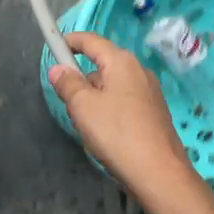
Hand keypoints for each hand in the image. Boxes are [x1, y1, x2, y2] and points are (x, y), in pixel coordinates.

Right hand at [49, 32, 195, 195]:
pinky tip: (107, 132)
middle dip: (83, 76)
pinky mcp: (156, 112)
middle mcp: (139, 70)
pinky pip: (125, 100)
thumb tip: (58, 69)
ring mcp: (151, 92)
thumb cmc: (117, 133)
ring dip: (96, 95)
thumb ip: (68, 84)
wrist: (160, 173)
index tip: (53, 47)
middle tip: (68, 99)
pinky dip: (111, 107)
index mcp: (122, 62)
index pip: (91, 40)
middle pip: (103, 63)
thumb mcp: (83, 107)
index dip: (70, 40)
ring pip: (114, 84)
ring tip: (86, 123)